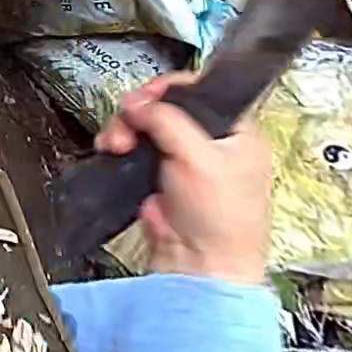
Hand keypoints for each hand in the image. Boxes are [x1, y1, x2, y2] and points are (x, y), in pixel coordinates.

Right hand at [96, 72, 272, 285]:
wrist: (195, 263)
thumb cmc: (218, 218)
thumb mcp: (199, 157)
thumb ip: (167, 120)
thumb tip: (137, 102)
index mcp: (237, 132)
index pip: (201, 91)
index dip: (171, 88)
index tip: (149, 95)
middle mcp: (210, 140)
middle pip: (165, 105)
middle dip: (140, 111)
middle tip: (129, 118)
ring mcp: (182, 155)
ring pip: (144, 122)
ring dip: (125, 127)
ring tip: (118, 142)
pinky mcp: (158, 170)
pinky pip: (133, 142)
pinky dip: (119, 142)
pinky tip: (114, 148)